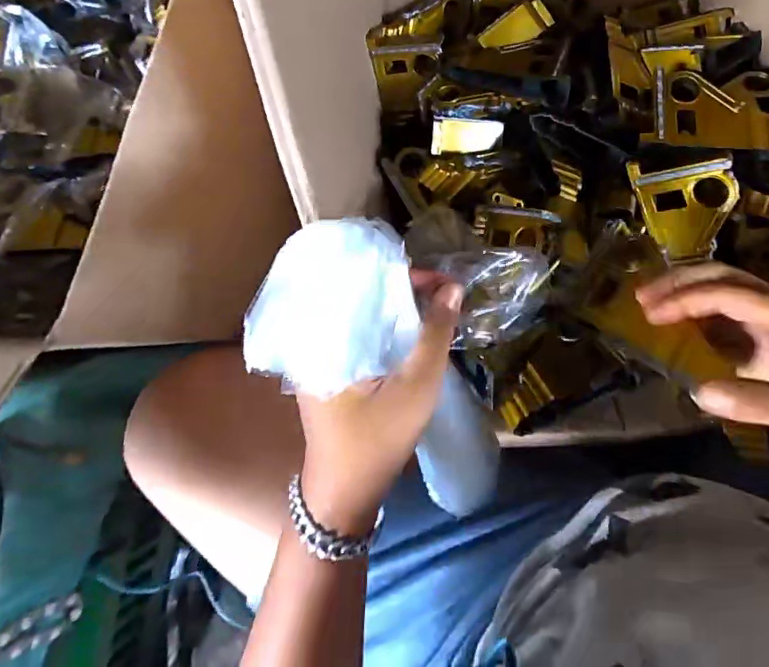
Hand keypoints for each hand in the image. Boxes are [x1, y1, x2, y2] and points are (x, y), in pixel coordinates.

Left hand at [295, 270, 460, 534]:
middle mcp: (316, 335)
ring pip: (362, 312)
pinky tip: (410, 326)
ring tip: (432, 301)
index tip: (440, 280)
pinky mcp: (328, 366)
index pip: (364, 282)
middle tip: (442, 289)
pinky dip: (385, 324)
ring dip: (397, 305)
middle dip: (404, 287)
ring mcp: (319, 352)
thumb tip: (453, 287)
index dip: (405, 275)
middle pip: (363, 294)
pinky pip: (358, 330)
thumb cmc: (378, 440)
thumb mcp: (417, 386)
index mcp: (327, 333)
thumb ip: (435, 334)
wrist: (344, 494)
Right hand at [636, 264, 768, 467]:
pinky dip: (709, 319)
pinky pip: (740, 321)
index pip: (730, 292)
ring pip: (732, 295)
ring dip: (693, 295)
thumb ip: (763, 402)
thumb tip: (695, 390)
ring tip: (656, 307)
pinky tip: (695, 335)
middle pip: (727, 279)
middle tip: (641, 298)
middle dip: (681, 283)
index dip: (686, 298)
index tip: (649, 311)